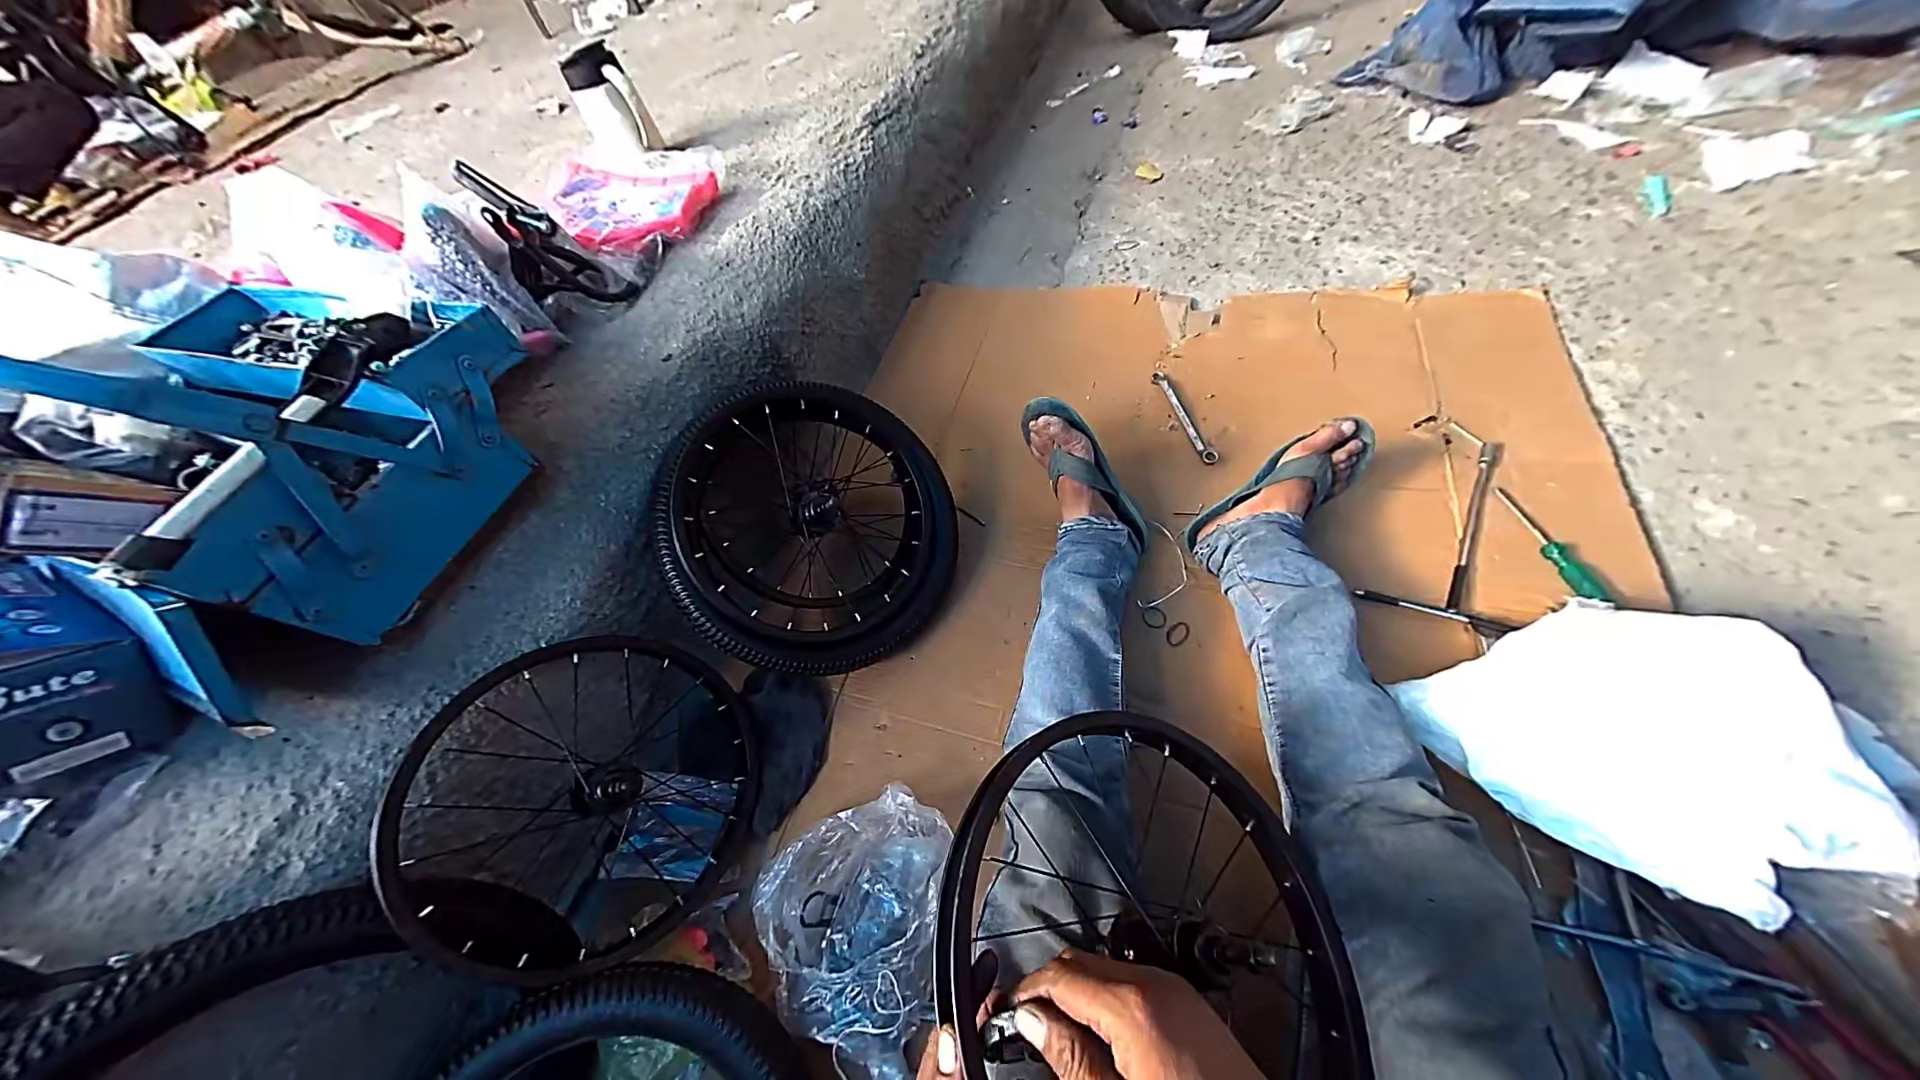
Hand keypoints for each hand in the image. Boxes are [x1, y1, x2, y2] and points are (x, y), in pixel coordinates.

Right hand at [1009, 949, 1262, 1079]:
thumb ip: (1070, 1058)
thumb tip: (1031, 1022)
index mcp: (1132, 1006)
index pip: (1058, 974)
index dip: (1025, 992)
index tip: (1007, 1015)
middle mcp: (1153, 983)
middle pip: (1078, 962)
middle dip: (1048, 988)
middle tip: (1028, 1027)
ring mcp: (1175, 990)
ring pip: (1103, 970)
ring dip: (1076, 992)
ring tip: (1063, 1036)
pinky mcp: (1188, 1003)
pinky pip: (1131, 983)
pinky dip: (1105, 999)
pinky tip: (1103, 1037)